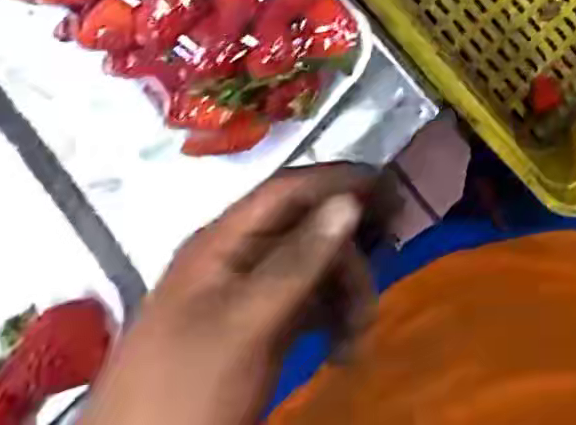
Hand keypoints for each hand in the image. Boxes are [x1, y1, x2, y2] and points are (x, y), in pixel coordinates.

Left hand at [80, 164, 374, 424]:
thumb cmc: (185, 393)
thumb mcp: (245, 325)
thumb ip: (298, 260)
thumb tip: (350, 201)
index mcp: (223, 243)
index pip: (290, 189)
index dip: (340, 181)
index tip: (391, 191)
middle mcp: (236, 257)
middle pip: (309, 227)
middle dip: (349, 249)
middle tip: (389, 264)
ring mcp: (246, 295)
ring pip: (314, 267)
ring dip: (346, 289)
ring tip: (360, 331)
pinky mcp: (256, 330)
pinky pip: (308, 303)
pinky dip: (333, 317)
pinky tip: (345, 347)